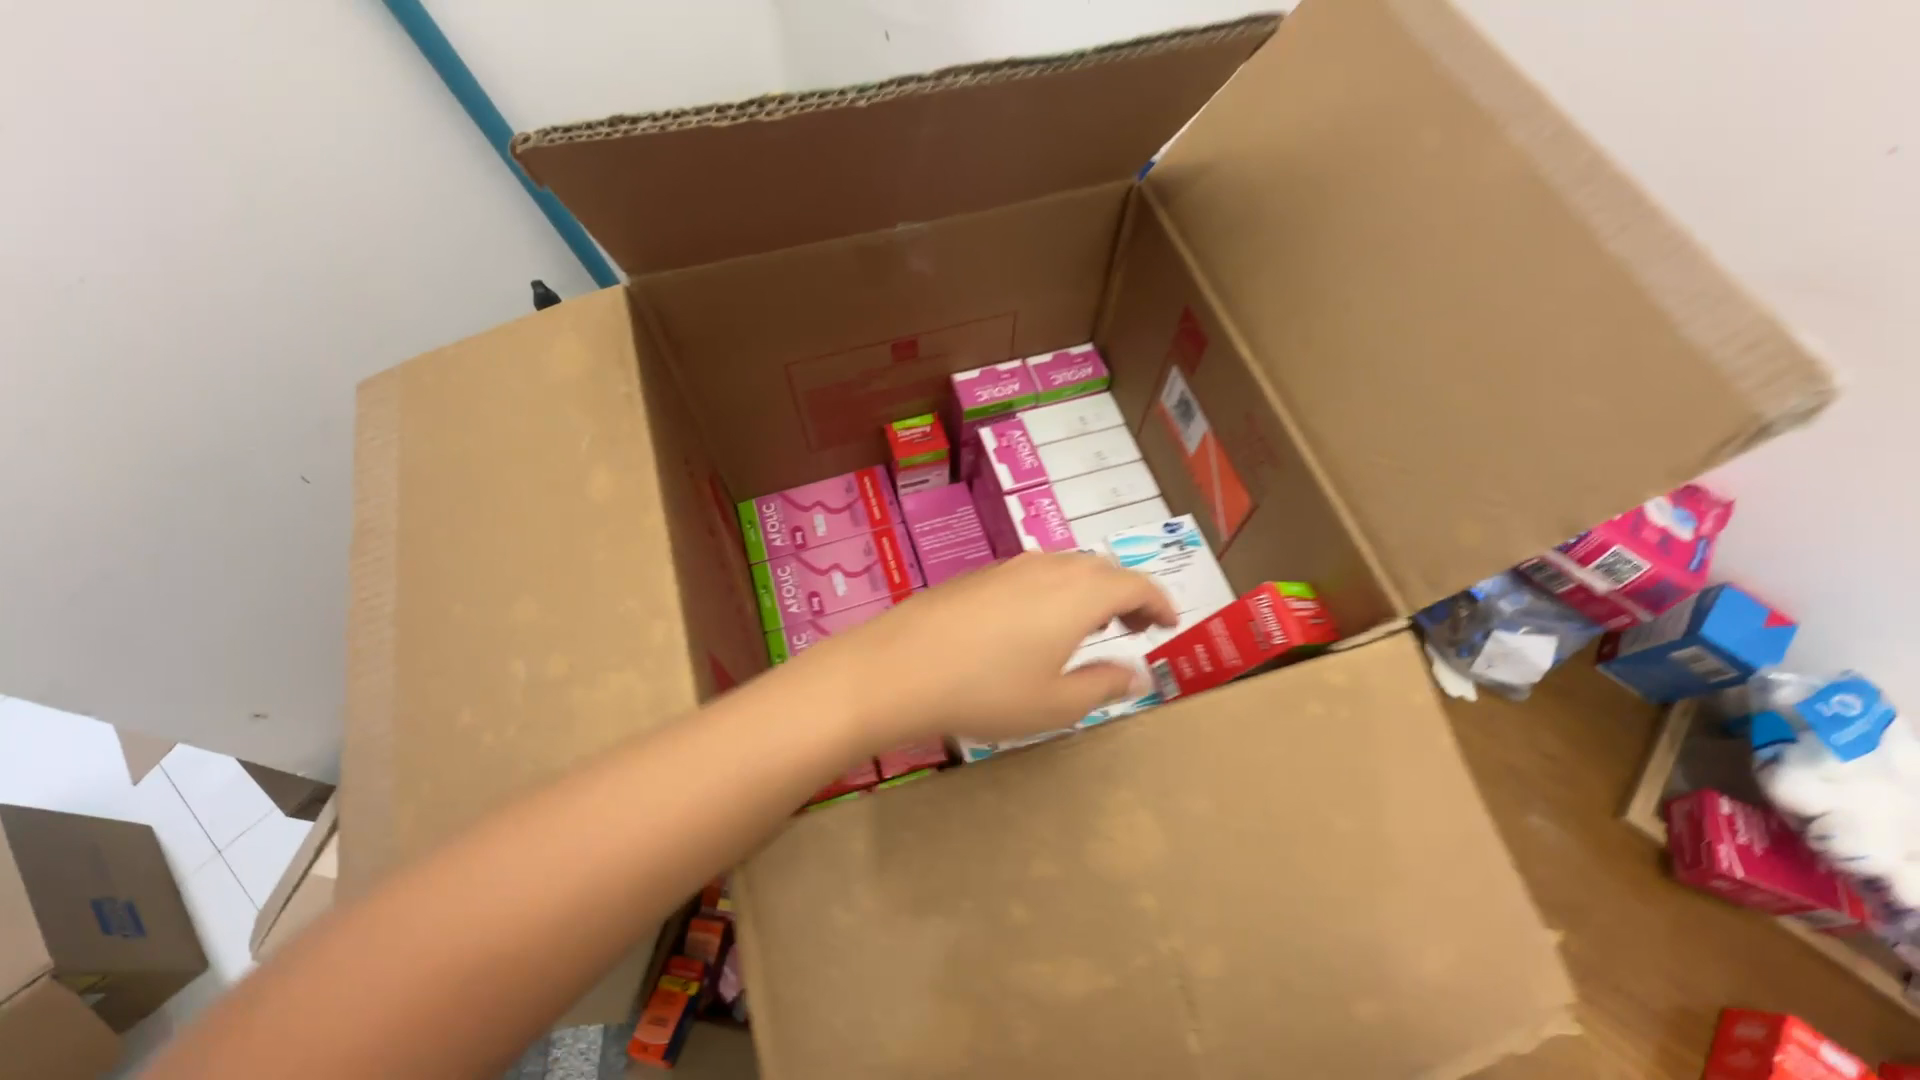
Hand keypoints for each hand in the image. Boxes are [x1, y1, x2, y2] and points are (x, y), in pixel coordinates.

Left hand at [796, 552, 1175, 747]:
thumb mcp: (1055, 704)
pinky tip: (1036, 625)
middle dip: (1127, 594)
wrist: (896, 668)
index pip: (1136, 585)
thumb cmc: (985, 692)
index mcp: (1080, 593)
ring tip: (1090, 626)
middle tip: (1135, 626)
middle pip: (1102, 569)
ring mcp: (1008, 568)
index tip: (1170, 623)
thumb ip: (1102, 685)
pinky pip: (1033, 575)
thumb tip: (1134, 672)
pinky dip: (1055, 592)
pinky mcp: (976, 577)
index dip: (1160, 602)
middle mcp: (1049, 568)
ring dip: (1089, 591)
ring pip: (1065, 568)